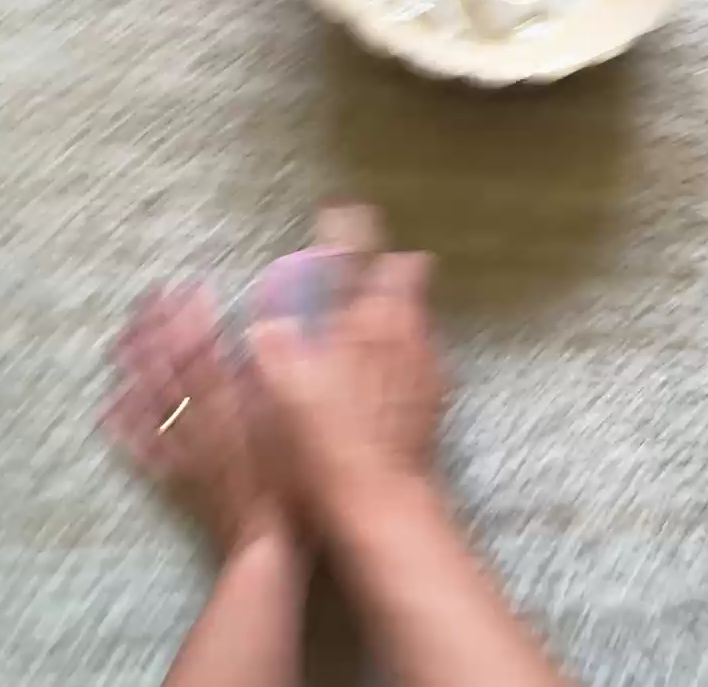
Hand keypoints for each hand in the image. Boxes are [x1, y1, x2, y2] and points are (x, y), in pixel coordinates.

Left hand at [103, 284, 292, 557]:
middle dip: (156, 326)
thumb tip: (254, 335)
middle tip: (150, 295)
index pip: (201, 347)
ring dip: (132, 363)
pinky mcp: (173, 477)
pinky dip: (120, 424)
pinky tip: (107, 406)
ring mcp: (179, 449)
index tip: (191, 284)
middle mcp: (196, 420)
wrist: (266, 543)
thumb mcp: (291, 420)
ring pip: (144, 398)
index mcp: (228, 402)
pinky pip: (137, 448)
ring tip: (123, 335)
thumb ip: (269, 376)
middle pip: (165, 366)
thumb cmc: (292, 480)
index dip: (192, 313)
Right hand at [250, 251, 441, 508]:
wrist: (381, 497)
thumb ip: (276, 346)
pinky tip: (389, 369)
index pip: (359, 254)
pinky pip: (423, 346)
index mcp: (361, 319)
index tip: (343, 210)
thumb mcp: (284, 392)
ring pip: (417, 307)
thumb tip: (270, 324)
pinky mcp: (437, 386)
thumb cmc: (324, 443)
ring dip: (398, 303)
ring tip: (374, 320)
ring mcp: (425, 356)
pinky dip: (407, 344)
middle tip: (366, 271)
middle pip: (405, 271)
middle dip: (387, 264)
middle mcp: (400, 328)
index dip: (349, 227)